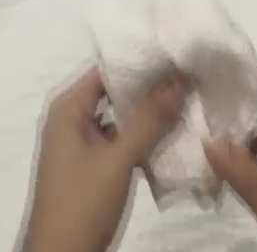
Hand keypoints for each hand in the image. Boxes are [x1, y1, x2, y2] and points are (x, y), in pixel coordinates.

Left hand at [20, 66, 186, 251]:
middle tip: (188, 76)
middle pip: (114, 92)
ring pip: (119, 117)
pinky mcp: (91, 167)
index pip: (108, 68)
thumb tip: (180, 76)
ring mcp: (80, 144)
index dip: (141, 60)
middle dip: (149, 87)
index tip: (176, 53)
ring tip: (187, 100)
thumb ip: (149, 118)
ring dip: (148, 113)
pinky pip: (119, 140)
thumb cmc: (82, 202)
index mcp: (68, 107)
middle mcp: (71, 118)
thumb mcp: (118, 158)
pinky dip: (141, 137)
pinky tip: (171, 136)